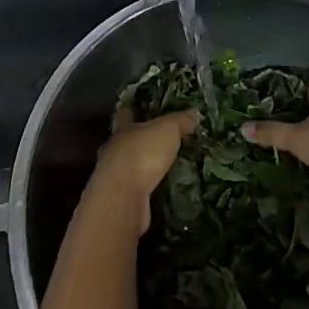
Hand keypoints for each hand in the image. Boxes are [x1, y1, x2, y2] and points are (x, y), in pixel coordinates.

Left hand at [91, 107, 197, 231]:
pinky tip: (164, 191)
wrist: (123, 196)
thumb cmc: (142, 154)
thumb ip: (179, 121)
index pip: (125, 114)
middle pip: (127, 142)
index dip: (132, 110)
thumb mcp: (167, 130)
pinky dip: (150, 189)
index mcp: (122, 130)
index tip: (140, 109)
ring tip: (169, 168)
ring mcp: (116, 176)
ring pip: (132, 167)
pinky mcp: (123, 198)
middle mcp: (115, 151)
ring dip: (147, 168)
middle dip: (142, 142)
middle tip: (164, 143)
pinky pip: (139, 189)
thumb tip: (194, 113)